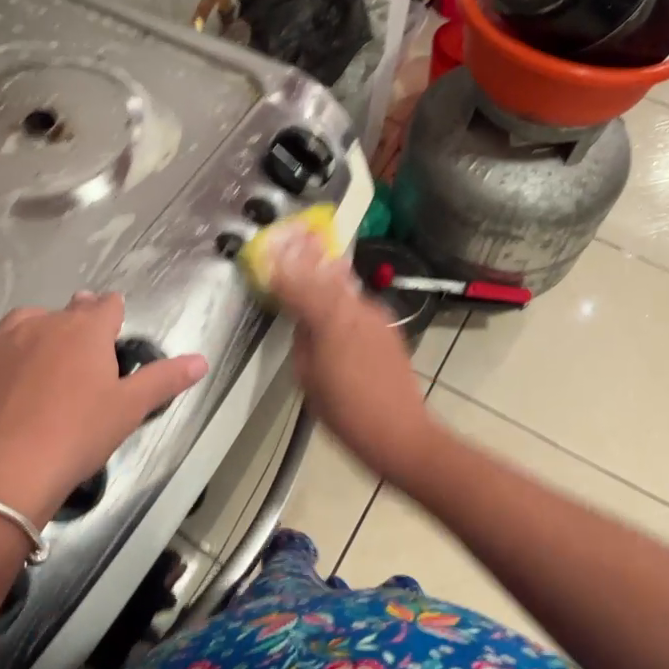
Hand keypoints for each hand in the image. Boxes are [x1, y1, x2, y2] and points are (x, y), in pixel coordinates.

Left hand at [0, 293, 207, 522]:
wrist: (7, 470)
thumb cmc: (78, 436)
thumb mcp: (130, 410)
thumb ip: (165, 380)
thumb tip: (201, 360)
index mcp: (85, 330)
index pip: (106, 306)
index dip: (113, 314)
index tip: (115, 330)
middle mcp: (42, 324)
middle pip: (65, 310)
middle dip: (77, 321)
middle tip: (84, 353)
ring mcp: (0, 342)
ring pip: (20, 319)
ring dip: (33, 328)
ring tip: (41, 355)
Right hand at [265, 231, 445, 482]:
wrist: (401, 433)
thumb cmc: (347, 414)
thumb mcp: (308, 379)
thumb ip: (303, 341)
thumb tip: (303, 322)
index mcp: (329, 320)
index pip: (297, 285)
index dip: (280, 270)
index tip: (267, 254)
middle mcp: (354, 309)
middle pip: (324, 274)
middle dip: (306, 256)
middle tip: (292, 234)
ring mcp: (375, 317)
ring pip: (344, 287)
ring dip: (325, 271)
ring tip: (311, 253)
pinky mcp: (389, 329)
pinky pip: (358, 304)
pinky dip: (343, 295)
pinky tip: (335, 295)